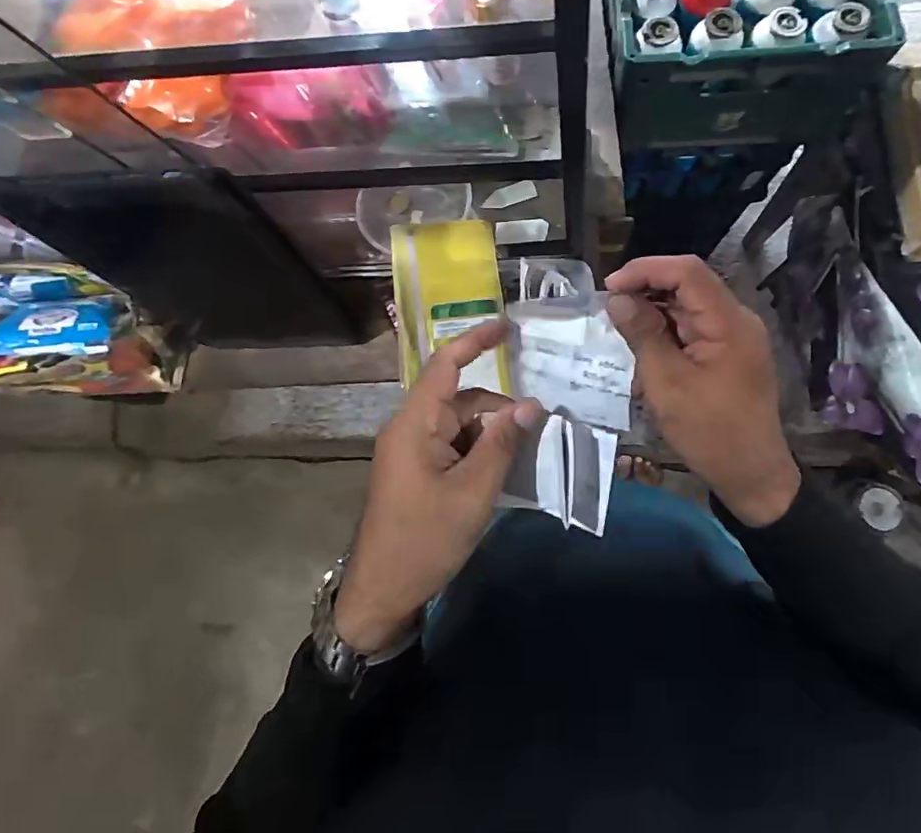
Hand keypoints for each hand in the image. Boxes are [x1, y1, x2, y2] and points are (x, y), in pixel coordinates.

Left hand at [335, 320, 543, 652]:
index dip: (475, 341)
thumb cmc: (424, 540)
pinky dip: (480, 454)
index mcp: (415, 424)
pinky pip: (455, 447)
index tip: (508, 327)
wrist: (382, 593)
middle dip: (500, 412)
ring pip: (462, 425)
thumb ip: (501, 445)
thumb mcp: (473, 493)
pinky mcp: (418, 471)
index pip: (445, 365)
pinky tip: (503, 474)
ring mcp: (413, 451)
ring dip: (493, 437)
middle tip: (538, 433)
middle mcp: (411, 429)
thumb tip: (530, 405)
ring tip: (524, 460)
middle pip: (463, 400)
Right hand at [606, 255, 799, 526]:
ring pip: (690, 303)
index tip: (610, 287)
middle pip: (689, 283)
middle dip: (646, 287)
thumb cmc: (709, 432)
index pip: (687, 271)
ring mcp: (736, 334)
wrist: (752, 474)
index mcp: (729, 322)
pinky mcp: (730, 350)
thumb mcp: (666, 383)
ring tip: (620, 321)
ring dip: (654, 307)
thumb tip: (617, 298)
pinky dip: (668, 326)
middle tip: (609, 306)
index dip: (645, 269)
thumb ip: (643, 334)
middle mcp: (738, 319)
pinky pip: (696, 324)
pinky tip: (644, 339)